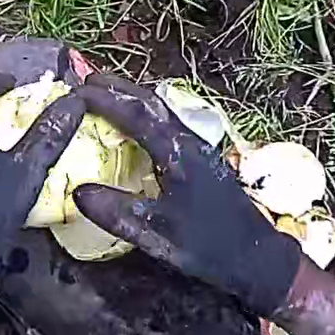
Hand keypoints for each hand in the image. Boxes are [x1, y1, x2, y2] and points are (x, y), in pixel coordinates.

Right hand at [70, 74, 305, 315]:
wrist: (256, 254)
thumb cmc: (208, 245)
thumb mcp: (158, 234)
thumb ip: (118, 212)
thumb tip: (79, 192)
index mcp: (177, 153)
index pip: (137, 115)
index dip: (106, 100)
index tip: (78, 90)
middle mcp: (189, 140)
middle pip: (151, 102)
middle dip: (118, 88)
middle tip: (88, 81)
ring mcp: (198, 146)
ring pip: (161, 110)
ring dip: (133, 98)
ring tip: (106, 95)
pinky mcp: (202, 156)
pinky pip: (167, 122)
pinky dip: (145, 114)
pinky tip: (136, 126)